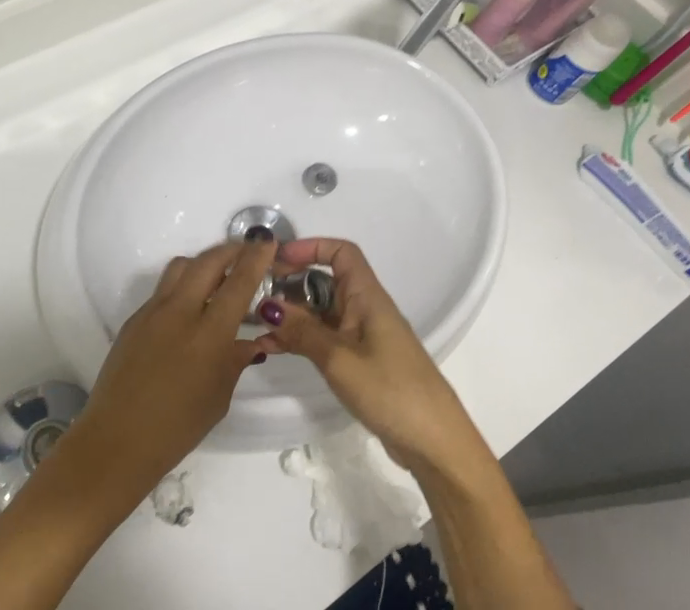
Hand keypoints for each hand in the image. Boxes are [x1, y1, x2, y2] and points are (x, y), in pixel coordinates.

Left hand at [68, 240, 275, 486]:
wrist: (119, 437)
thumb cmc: (178, 426)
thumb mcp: (218, 395)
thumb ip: (235, 360)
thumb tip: (251, 341)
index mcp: (209, 334)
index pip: (238, 283)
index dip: (255, 258)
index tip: (267, 242)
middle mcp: (180, 312)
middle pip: (207, 262)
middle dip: (230, 251)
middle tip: (247, 251)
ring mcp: (152, 312)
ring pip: (181, 268)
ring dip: (203, 263)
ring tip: (219, 276)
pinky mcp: (134, 320)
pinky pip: (163, 290)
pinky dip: (183, 286)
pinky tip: (191, 308)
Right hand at [259, 237, 472, 474]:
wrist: (434, 443)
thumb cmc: (390, 390)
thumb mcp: (338, 358)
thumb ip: (301, 330)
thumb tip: (266, 305)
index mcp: (368, 297)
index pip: (341, 252)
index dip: (309, 247)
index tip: (276, 259)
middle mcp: (365, 310)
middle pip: (325, 282)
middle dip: (289, 283)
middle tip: (254, 295)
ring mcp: (363, 337)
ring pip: (320, 313)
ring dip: (290, 315)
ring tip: (255, 325)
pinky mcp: (361, 362)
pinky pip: (324, 338)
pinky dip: (300, 339)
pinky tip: (272, 349)